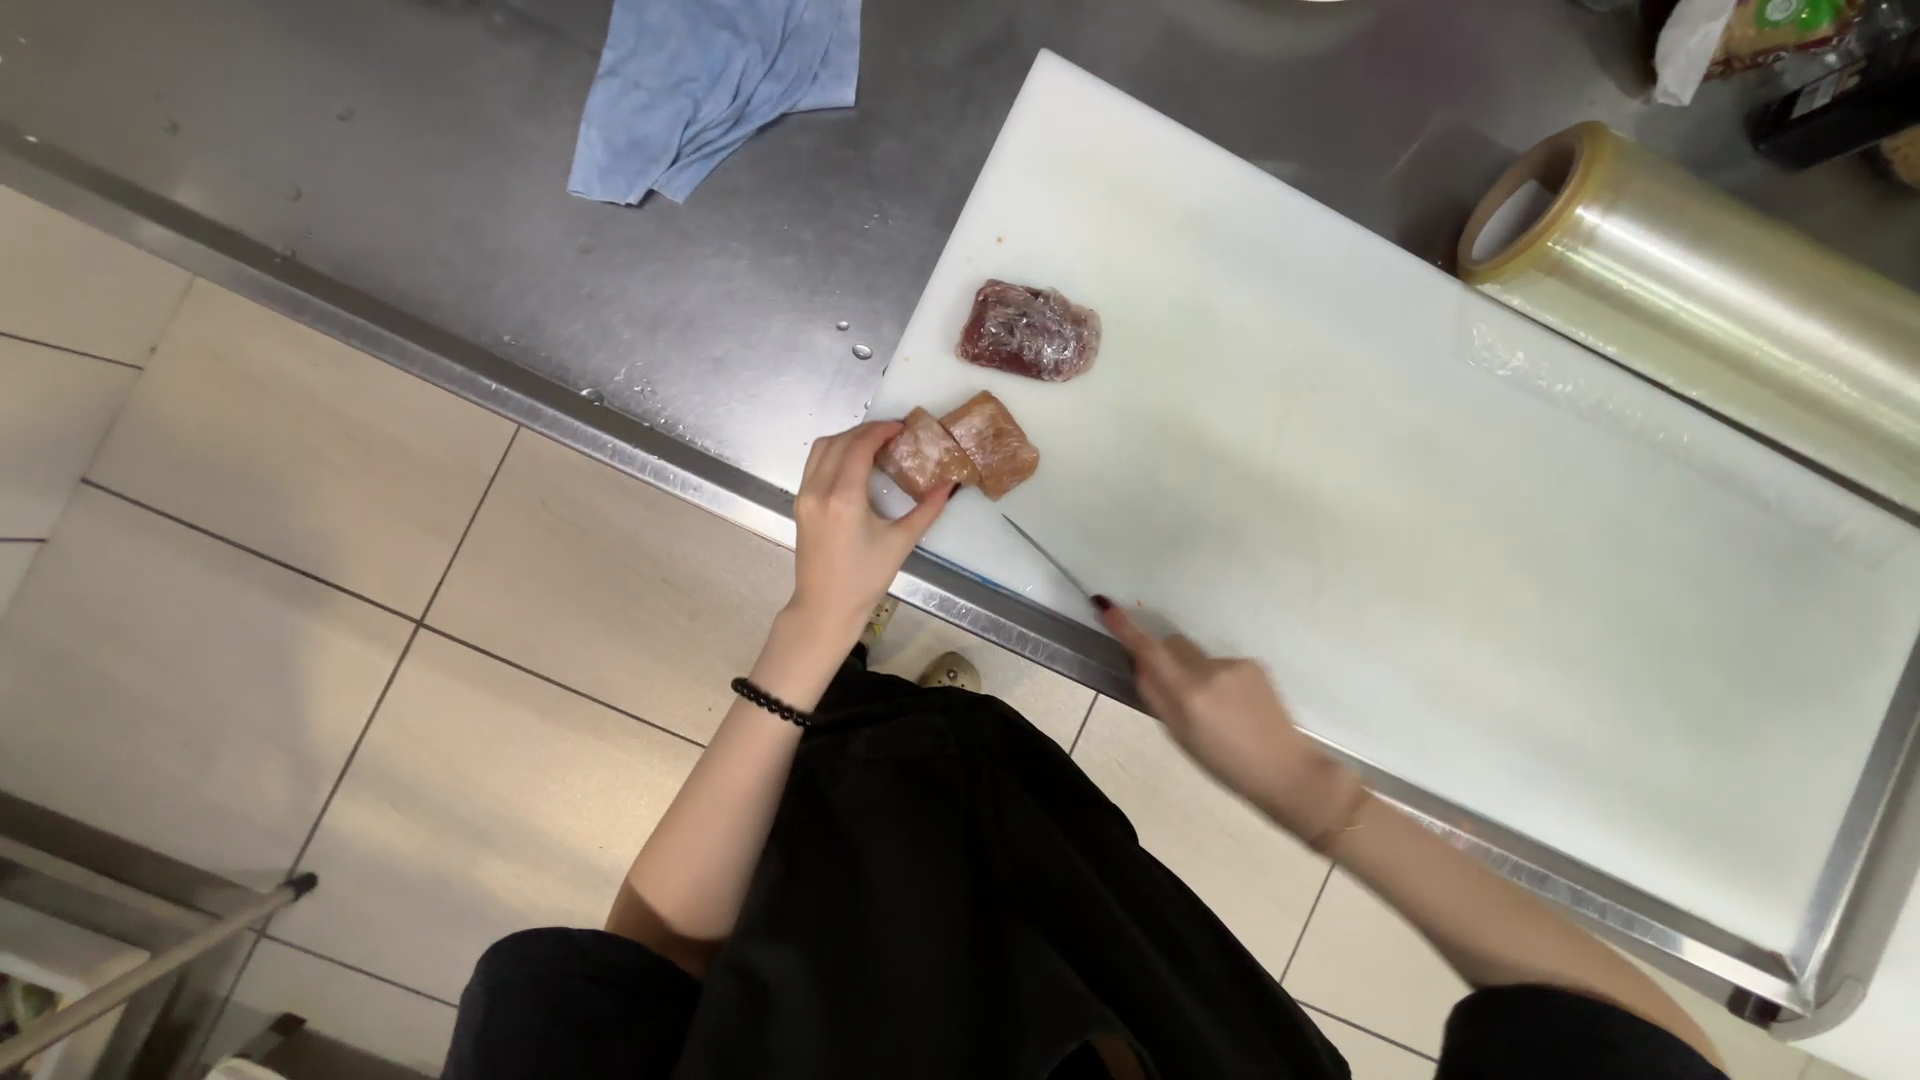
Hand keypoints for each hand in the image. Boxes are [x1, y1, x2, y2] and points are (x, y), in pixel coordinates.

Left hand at [787, 421, 954, 642]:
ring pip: (821, 448)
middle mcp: (819, 490)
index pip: (859, 447)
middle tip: (892, 433)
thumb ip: (926, 510)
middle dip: (866, 431)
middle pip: (839, 441)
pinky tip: (854, 463)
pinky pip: (814, 464)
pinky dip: (834, 453)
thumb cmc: (864, 579)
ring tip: (874, 444)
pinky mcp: (800, 504)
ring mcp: (805, 496)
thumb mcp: (900, 543)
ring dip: (847, 439)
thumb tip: (949, 485)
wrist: (825, 607)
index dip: (881, 430)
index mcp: (843, 499)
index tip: (901, 427)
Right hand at [1097, 600, 1361, 844]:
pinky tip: (1235, 707)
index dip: (1126, 629)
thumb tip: (1139, 665)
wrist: (1285, 770)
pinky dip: (1218, 679)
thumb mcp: (1180, 736)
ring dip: (1194, 673)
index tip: (1107, 606)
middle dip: (1162, 656)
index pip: (1149, 651)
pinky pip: (1221, 664)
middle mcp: (1210, 670)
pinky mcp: (1255, 664)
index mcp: (1188, 693)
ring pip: (1197, 656)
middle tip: (1171, 691)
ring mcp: (1235, 664)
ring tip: (1216, 711)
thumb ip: (1156, 696)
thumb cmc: (1225, 764)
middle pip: (1171, 645)